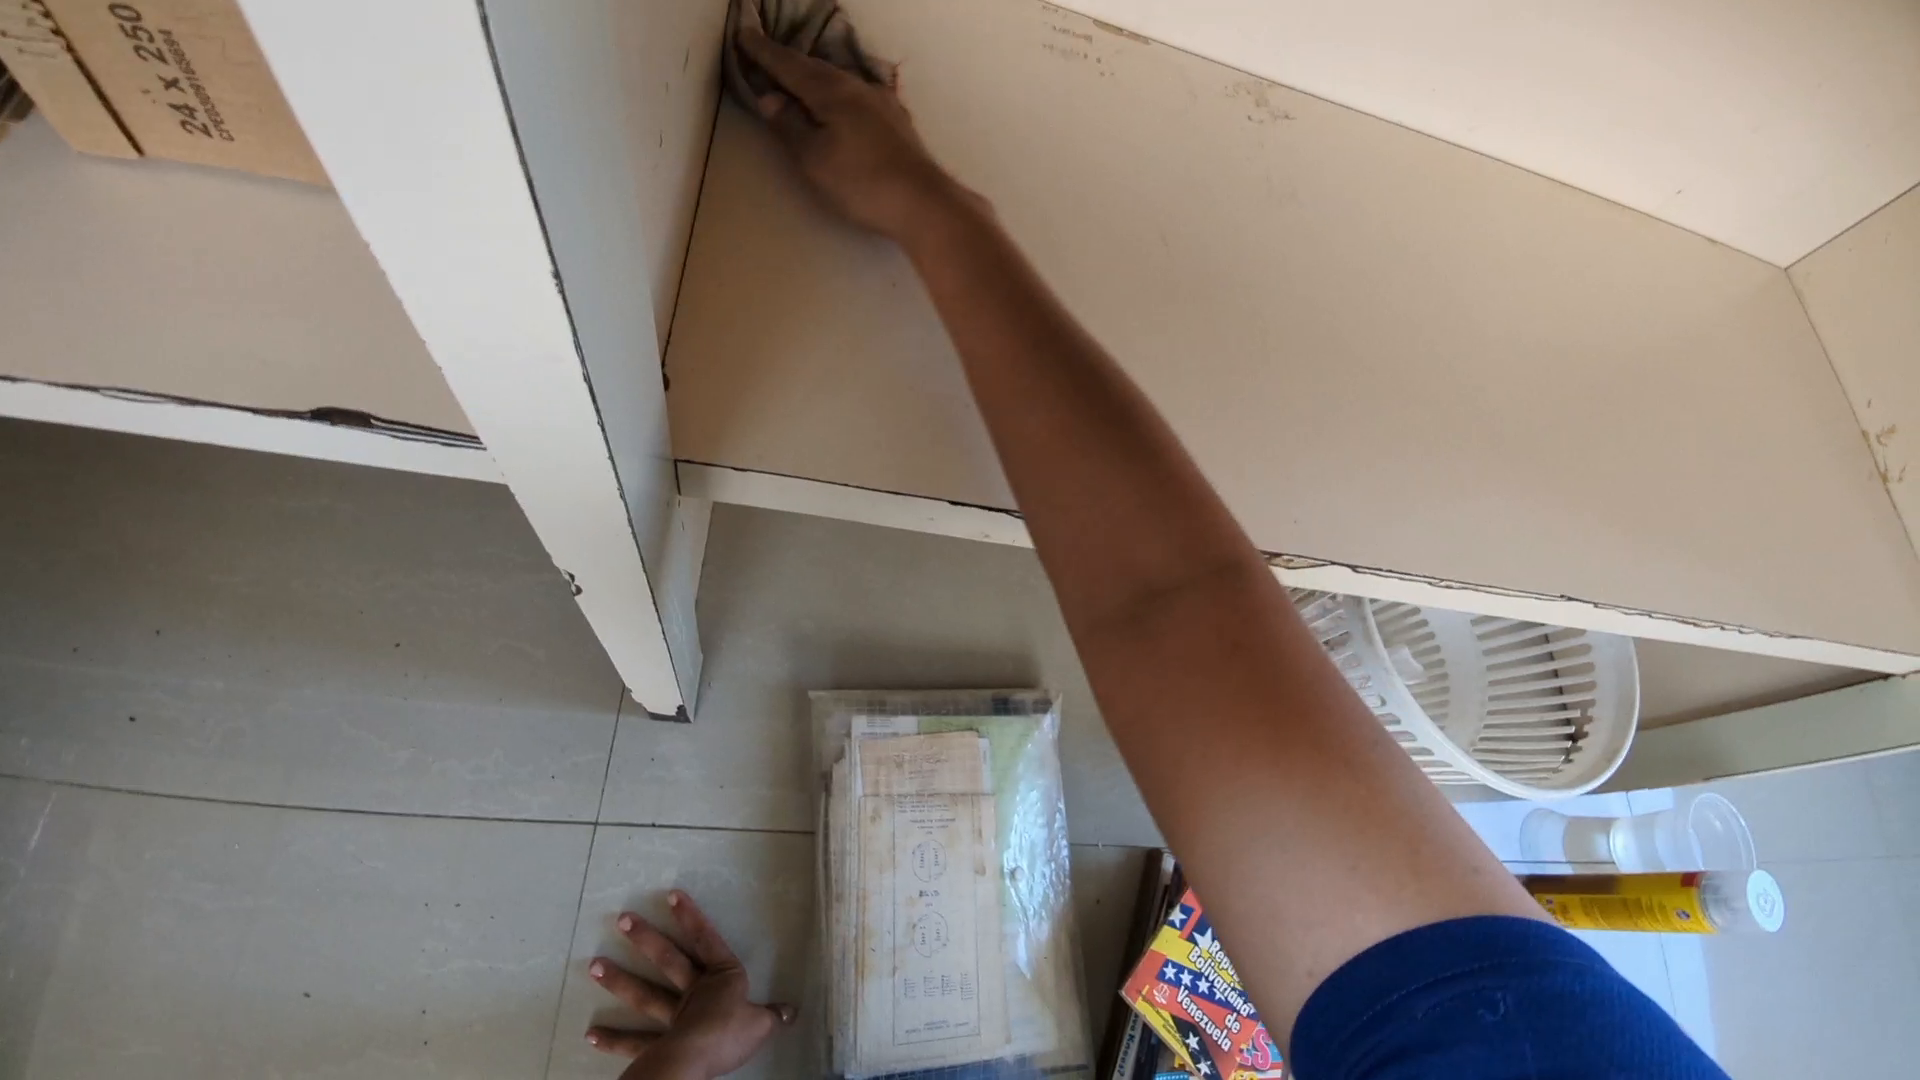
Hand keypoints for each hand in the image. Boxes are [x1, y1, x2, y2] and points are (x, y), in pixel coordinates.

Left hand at [585, 890, 793, 1079]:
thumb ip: (773, 1015)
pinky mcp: (657, 1047)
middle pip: (669, 961)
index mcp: (721, 979)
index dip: (691, 917)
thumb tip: (792, 1011)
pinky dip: (613, 1039)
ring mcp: (671, 1019)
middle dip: (646, 939)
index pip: (707, 940)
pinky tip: (591, 1034)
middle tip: (622, 919)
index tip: (672, 894)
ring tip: (594, 965)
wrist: (698, 1062)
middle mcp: (693, 993)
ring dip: (619, 980)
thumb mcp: (761, 1023)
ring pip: (644, 996)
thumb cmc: (730, 1033)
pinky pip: (634, 1042)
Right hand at [736, 23, 978, 240]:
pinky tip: (839, 109)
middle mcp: (859, 88)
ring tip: (799, 85)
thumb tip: (770, 99)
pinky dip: (839, 99)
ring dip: (816, 81)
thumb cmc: (862, 183)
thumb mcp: (814, 159)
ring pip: (841, 83)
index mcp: (832, 91)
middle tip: (768, 58)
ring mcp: (883, 104)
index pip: (790, 66)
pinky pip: (858, 100)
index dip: (765, 54)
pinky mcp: (898, 125)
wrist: (924, 204)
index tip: (744, 37)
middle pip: (817, 70)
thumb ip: (790, 127)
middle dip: (791, 64)